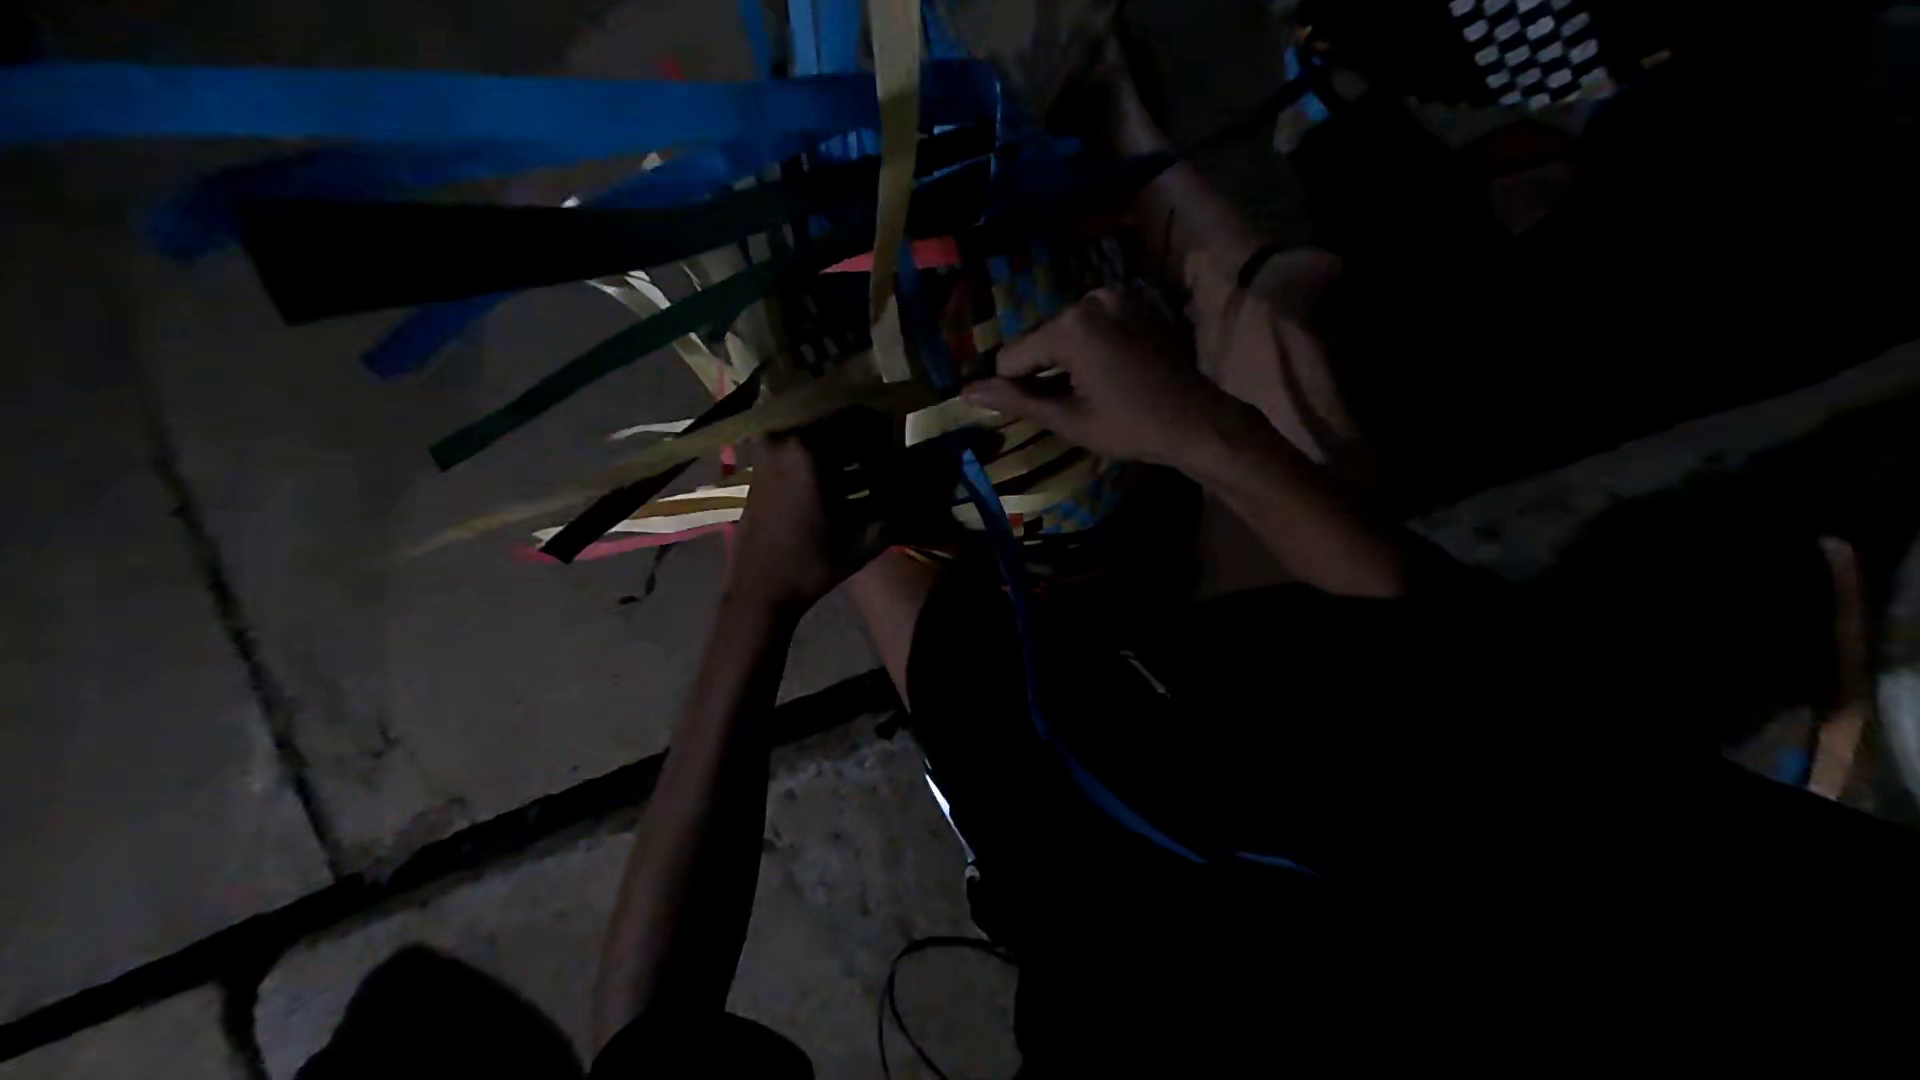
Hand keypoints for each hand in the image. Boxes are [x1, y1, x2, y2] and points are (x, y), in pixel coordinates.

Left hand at [727, 431, 884, 611]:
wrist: (761, 588)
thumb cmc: (813, 564)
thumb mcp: (865, 540)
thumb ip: (892, 509)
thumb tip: (910, 486)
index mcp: (812, 451)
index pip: (859, 421)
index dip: (883, 427)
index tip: (897, 438)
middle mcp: (787, 441)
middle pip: (834, 420)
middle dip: (861, 432)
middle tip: (882, 448)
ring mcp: (768, 451)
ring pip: (814, 431)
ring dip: (839, 443)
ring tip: (864, 463)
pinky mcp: (760, 466)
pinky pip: (797, 446)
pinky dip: (818, 454)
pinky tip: (838, 476)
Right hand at [961, 286, 1241, 468]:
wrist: (1198, 421)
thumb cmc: (1131, 427)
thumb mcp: (1068, 420)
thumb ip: (1015, 400)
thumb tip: (965, 392)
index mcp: (1071, 326)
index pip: (1012, 356)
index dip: (1017, 388)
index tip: (1048, 410)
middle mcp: (1090, 297)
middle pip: (1038, 339)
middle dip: (1044, 370)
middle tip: (1077, 402)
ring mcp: (1117, 294)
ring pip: (1063, 330)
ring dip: (1066, 358)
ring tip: (1097, 388)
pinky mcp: (1135, 299)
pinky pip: (1091, 322)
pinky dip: (1091, 344)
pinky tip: (1113, 370)